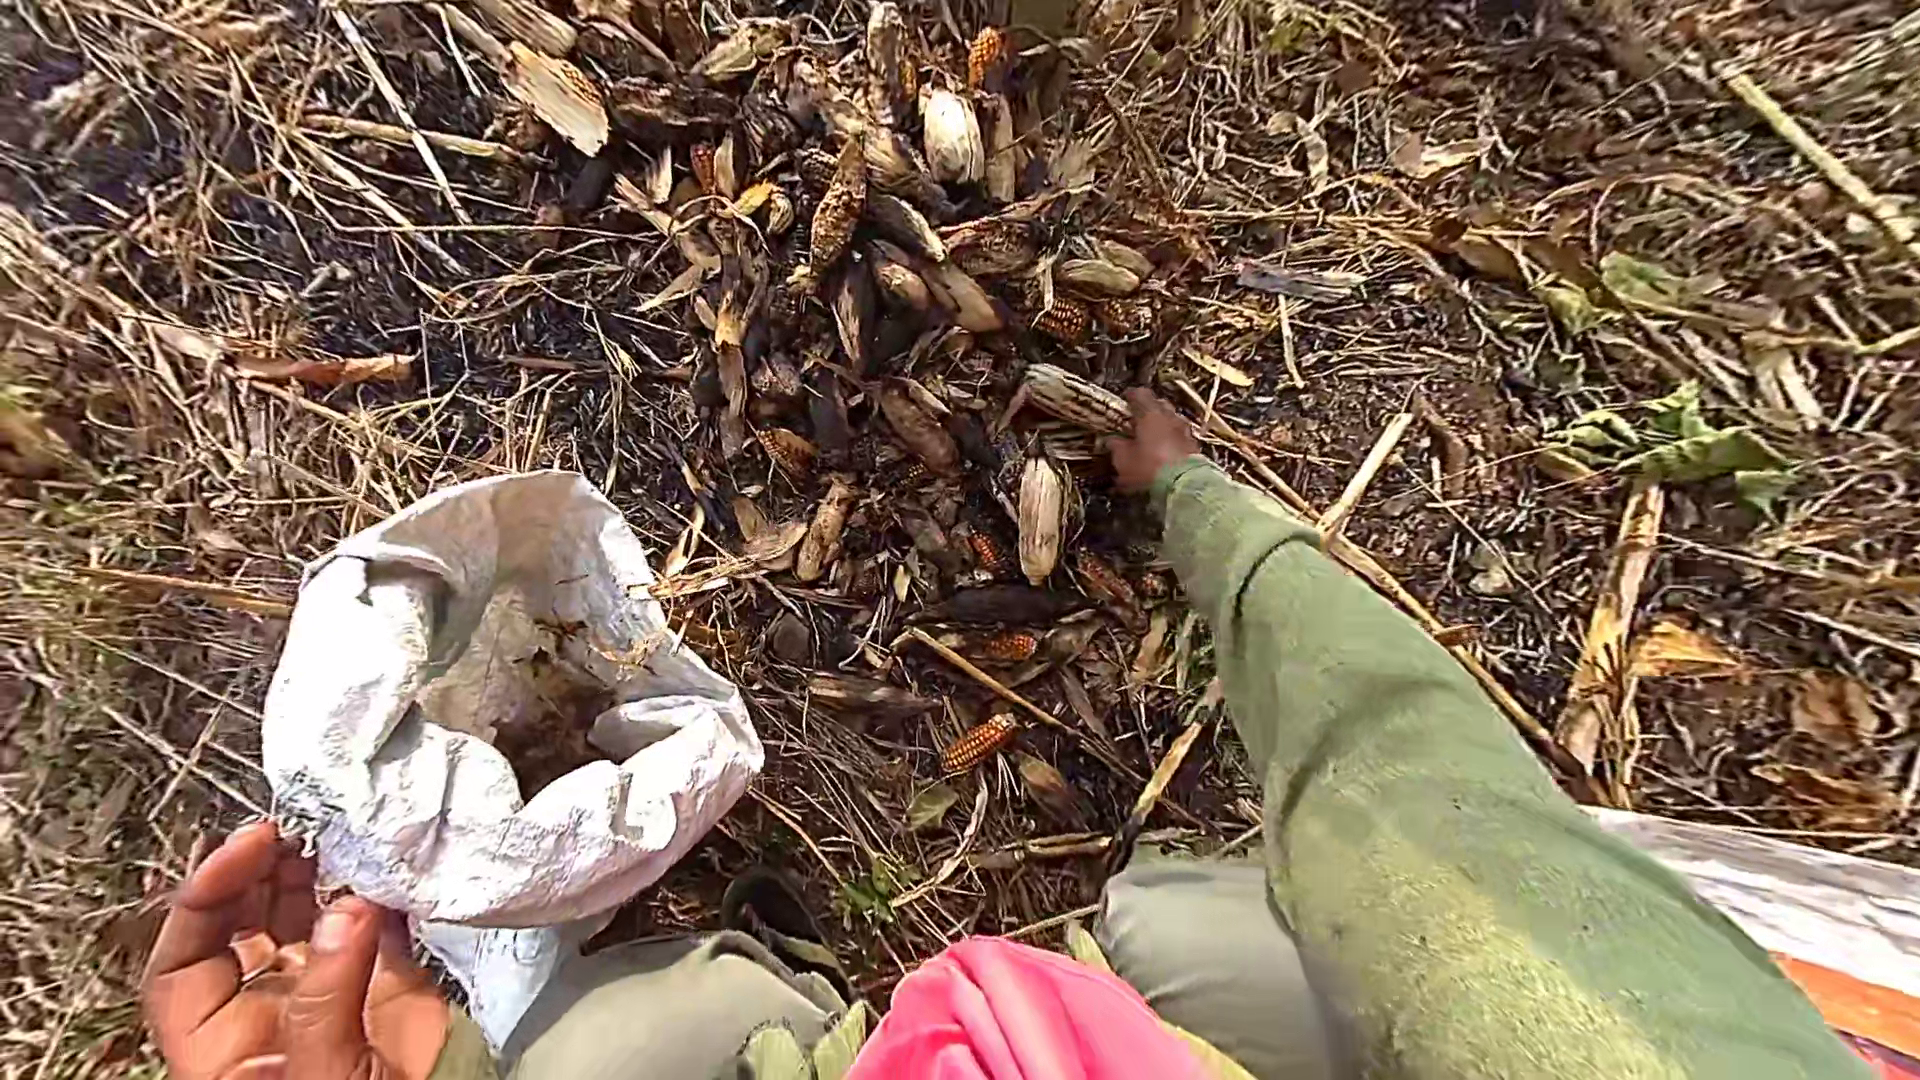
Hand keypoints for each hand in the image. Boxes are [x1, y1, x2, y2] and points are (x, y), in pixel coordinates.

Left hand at [142, 822, 450, 1079]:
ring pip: (306, 910)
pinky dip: (380, 880)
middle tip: (291, 824)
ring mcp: (331, 974)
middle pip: (244, 925)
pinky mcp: (388, 960)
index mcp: (221, 1036)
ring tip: (333, 828)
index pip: (187, 959)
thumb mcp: (321, 1071)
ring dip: (315, 869)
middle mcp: (268, 997)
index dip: (206, 899)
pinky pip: (376, 910)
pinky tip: (384, 855)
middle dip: (259, 873)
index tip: (248, 845)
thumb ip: (328, 994)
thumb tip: (348, 907)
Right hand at [1108, 389, 1202, 491]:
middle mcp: (1170, 417)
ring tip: (1150, 436)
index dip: (1130, 395)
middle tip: (1136, 418)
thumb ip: (1116, 446)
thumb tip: (1111, 440)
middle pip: (1159, 404)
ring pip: (1171, 420)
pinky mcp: (1194, 446)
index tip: (1124, 399)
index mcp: (1150, 414)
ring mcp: (1185, 431)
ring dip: (1161, 425)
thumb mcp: (1123, 459)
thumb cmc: (1148, 467)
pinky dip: (1170, 439)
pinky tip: (1163, 451)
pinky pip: (1179, 436)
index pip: (1140, 394)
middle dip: (1148, 409)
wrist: (1184, 485)